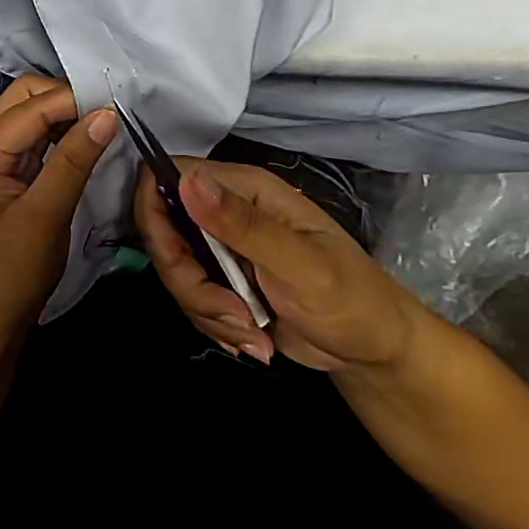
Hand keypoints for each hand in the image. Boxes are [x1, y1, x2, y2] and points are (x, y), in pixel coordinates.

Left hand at [0, 76, 117, 345]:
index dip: (74, 99)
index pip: (31, 107)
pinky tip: (86, 141)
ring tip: (105, 123)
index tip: (119, 101)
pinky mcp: (3, 173)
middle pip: (25, 99)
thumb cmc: (11, 273)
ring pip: (30, 116)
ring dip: (65, 116)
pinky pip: (33, 140)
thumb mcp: (46, 215)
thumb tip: (107, 114)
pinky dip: (60, 136)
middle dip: (67, 99)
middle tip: (109, 113)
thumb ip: (75, 160)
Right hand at [135, 158, 421, 371]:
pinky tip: (251, 336)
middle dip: (188, 281)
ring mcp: (219, 246)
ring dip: (206, 310)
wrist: (373, 353)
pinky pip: (187, 296)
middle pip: (163, 230)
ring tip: (252, 331)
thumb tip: (187, 181)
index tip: (173, 258)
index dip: (155, 211)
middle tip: (232, 313)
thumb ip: (243, 225)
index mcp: (243, 188)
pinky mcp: (218, 279)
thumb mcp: (301, 264)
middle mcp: (223, 209)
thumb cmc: (352, 300)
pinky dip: (212, 322)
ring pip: (173, 269)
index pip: (170, 176)